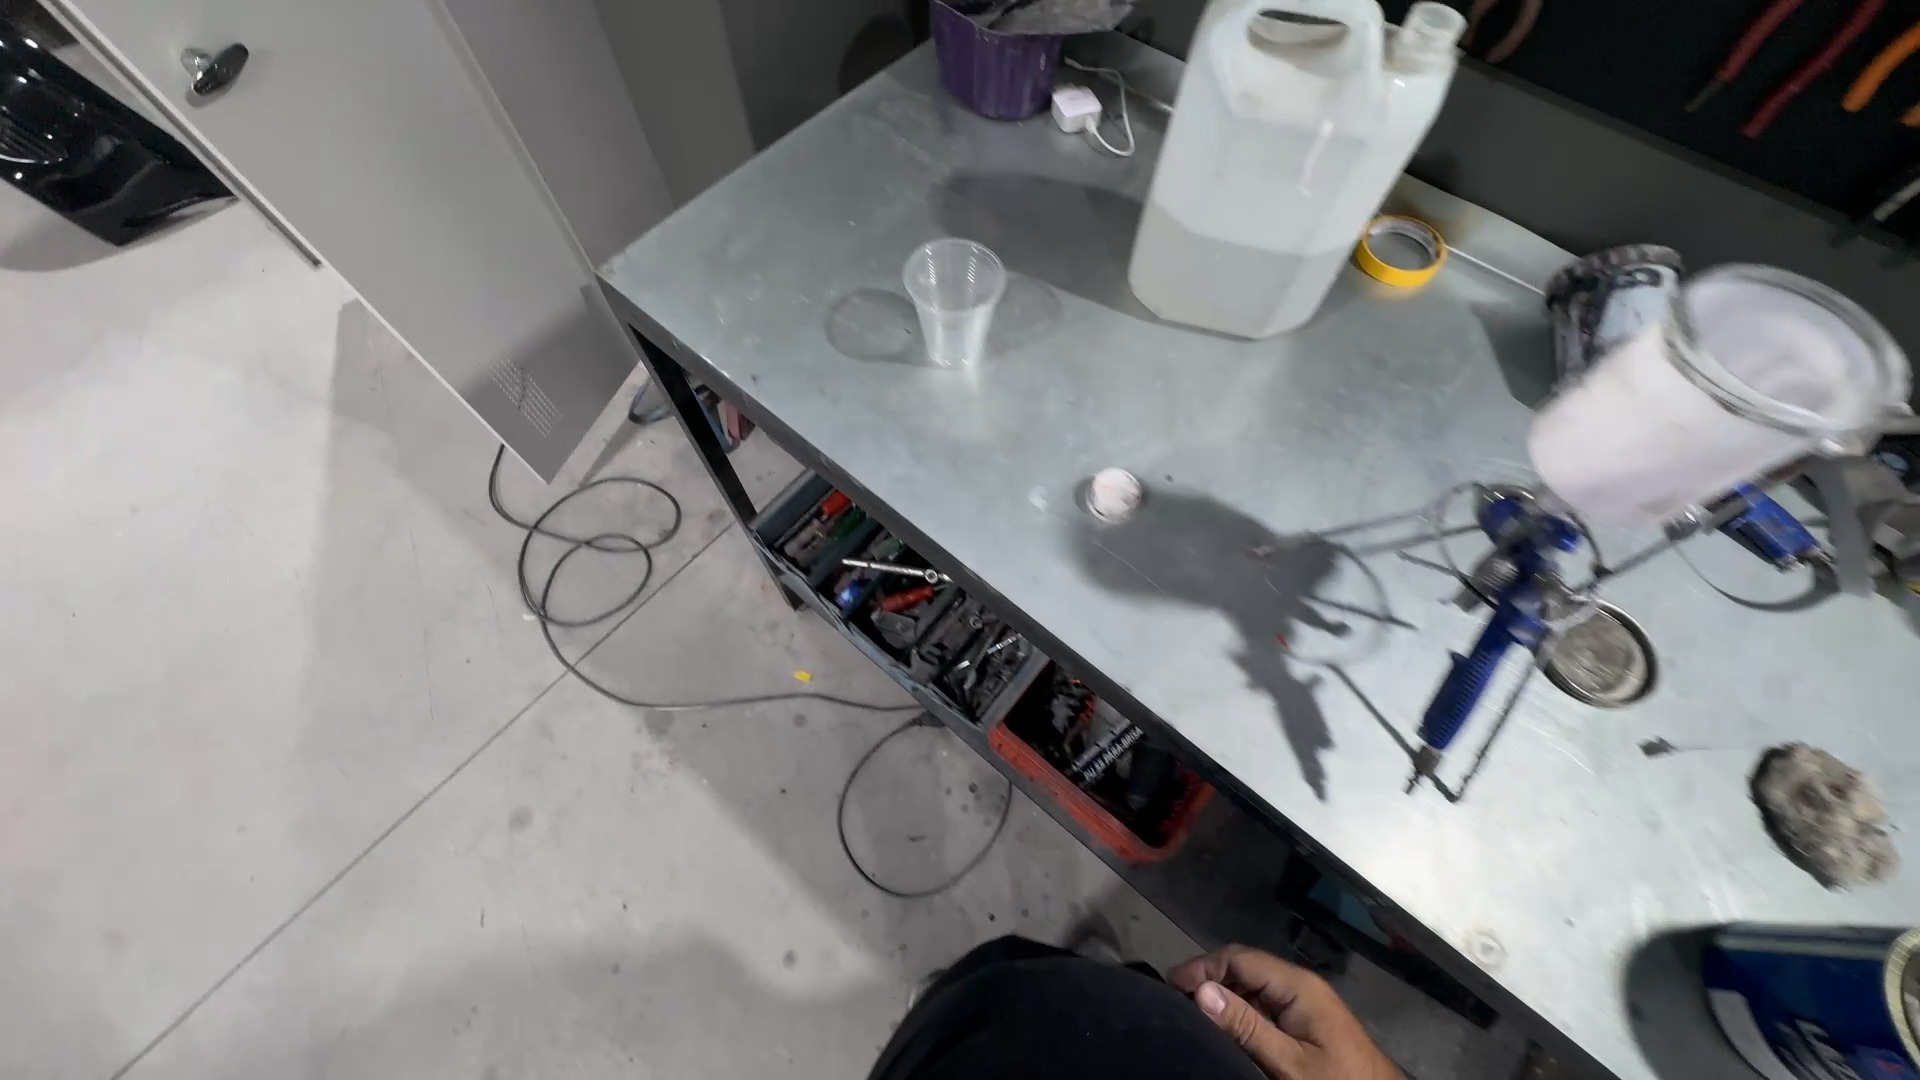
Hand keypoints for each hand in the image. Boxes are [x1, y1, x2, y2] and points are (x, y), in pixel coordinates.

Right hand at [1168, 945, 1398, 1079]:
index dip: (1202, 967)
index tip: (1171, 986)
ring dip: (1224, 995)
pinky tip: (1226, 1029)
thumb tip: (1201, 991)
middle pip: (1245, 967)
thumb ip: (1247, 1027)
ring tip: (1194, 1014)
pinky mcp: (1308, 1024)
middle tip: (1177, 1001)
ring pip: (1254, 986)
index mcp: (1297, 985)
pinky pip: (1267, 1005)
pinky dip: (1242, 1011)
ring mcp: (1306, 1004)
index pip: (1239, 958)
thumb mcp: (1290, 1065)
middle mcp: (1300, 985)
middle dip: (1210, 979)